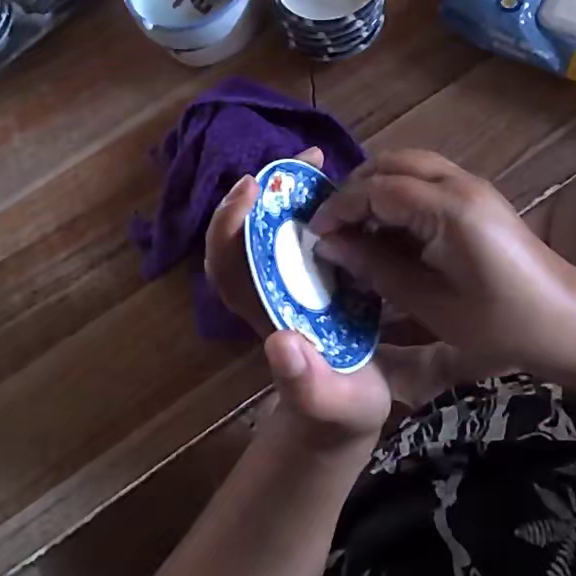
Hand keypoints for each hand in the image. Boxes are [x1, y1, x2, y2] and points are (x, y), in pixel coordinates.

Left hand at [204, 149, 486, 445]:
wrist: (348, 416)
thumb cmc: (338, 413)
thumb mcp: (332, 405)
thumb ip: (306, 386)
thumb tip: (279, 344)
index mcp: (263, 311)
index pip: (226, 262)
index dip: (228, 224)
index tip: (250, 187)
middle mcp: (268, 289)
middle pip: (247, 232)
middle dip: (265, 190)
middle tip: (305, 158)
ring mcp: (289, 281)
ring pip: (275, 226)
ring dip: (289, 191)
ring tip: (320, 163)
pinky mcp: (314, 278)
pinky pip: (303, 234)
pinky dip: (313, 206)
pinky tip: (338, 190)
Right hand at [308, 149, 575, 370]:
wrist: (567, 320)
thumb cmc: (500, 322)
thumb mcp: (429, 303)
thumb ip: (375, 267)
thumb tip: (329, 244)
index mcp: (449, 209)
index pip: (377, 188)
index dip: (339, 207)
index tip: (314, 233)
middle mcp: (459, 183)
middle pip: (390, 163)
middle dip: (354, 189)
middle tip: (333, 226)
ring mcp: (470, 184)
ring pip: (406, 164)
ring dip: (374, 188)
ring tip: (355, 226)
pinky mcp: (475, 195)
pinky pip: (423, 179)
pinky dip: (396, 194)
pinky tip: (388, 229)